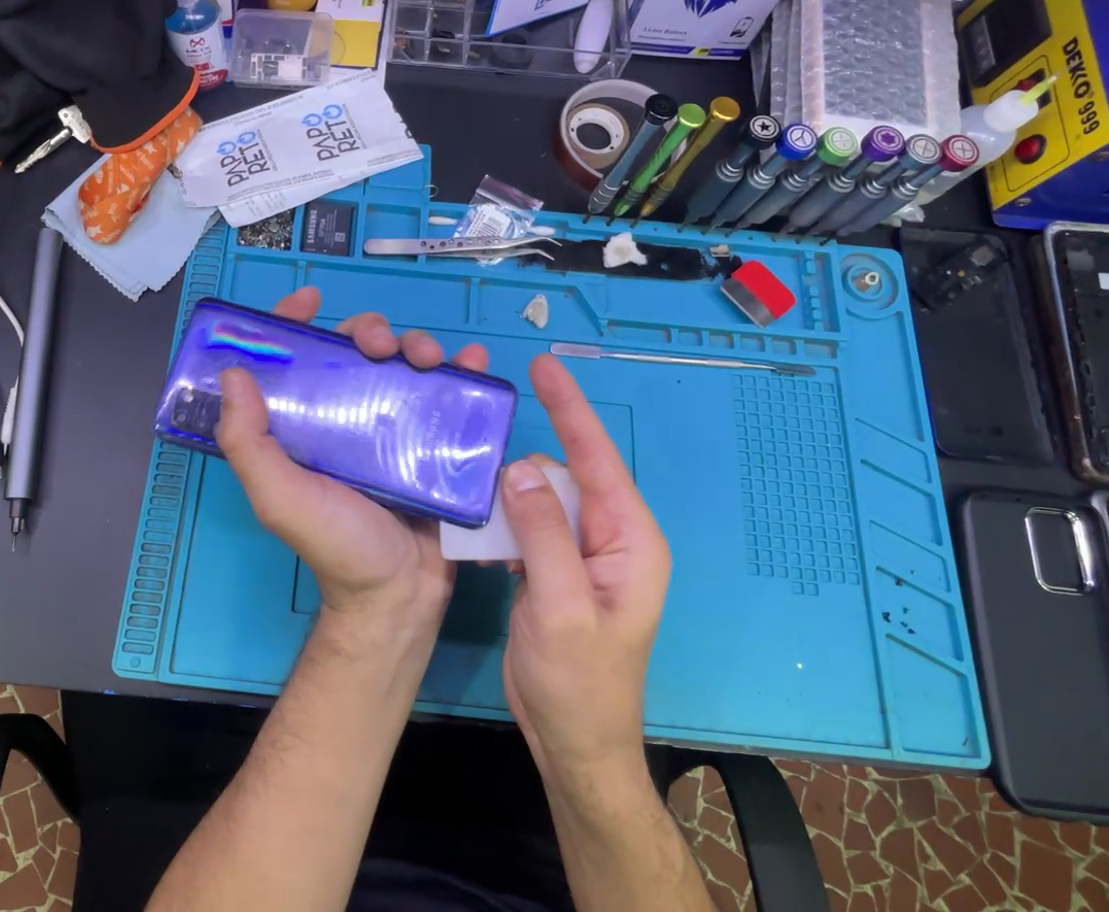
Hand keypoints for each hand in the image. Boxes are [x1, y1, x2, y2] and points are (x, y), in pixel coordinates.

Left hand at [213, 287, 489, 627]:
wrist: (401, 592)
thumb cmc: (336, 544)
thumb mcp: (278, 497)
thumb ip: (247, 442)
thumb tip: (232, 371)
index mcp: (305, 425)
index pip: (295, 360)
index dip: (296, 323)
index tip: (311, 300)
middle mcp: (347, 418)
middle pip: (357, 352)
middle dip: (371, 331)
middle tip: (383, 344)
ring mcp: (395, 429)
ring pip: (405, 365)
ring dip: (419, 345)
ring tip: (433, 357)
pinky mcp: (437, 442)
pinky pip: (451, 395)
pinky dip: (465, 370)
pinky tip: (473, 361)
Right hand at [501, 355, 670, 775]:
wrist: (575, 743)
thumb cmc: (579, 682)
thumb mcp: (560, 607)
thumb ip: (544, 535)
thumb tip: (521, 469)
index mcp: (630, 540)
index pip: (599, 459)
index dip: (572, 410)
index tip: (545, 366)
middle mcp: (611, 538)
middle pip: (567, 475)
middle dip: (529, 466)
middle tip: (490, 457)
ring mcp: (582, 554)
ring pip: (543, 499)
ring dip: (512, 496)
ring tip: (478, 487)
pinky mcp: (556, 570)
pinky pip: (530, 525)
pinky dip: (506, 521)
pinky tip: (482, 525)